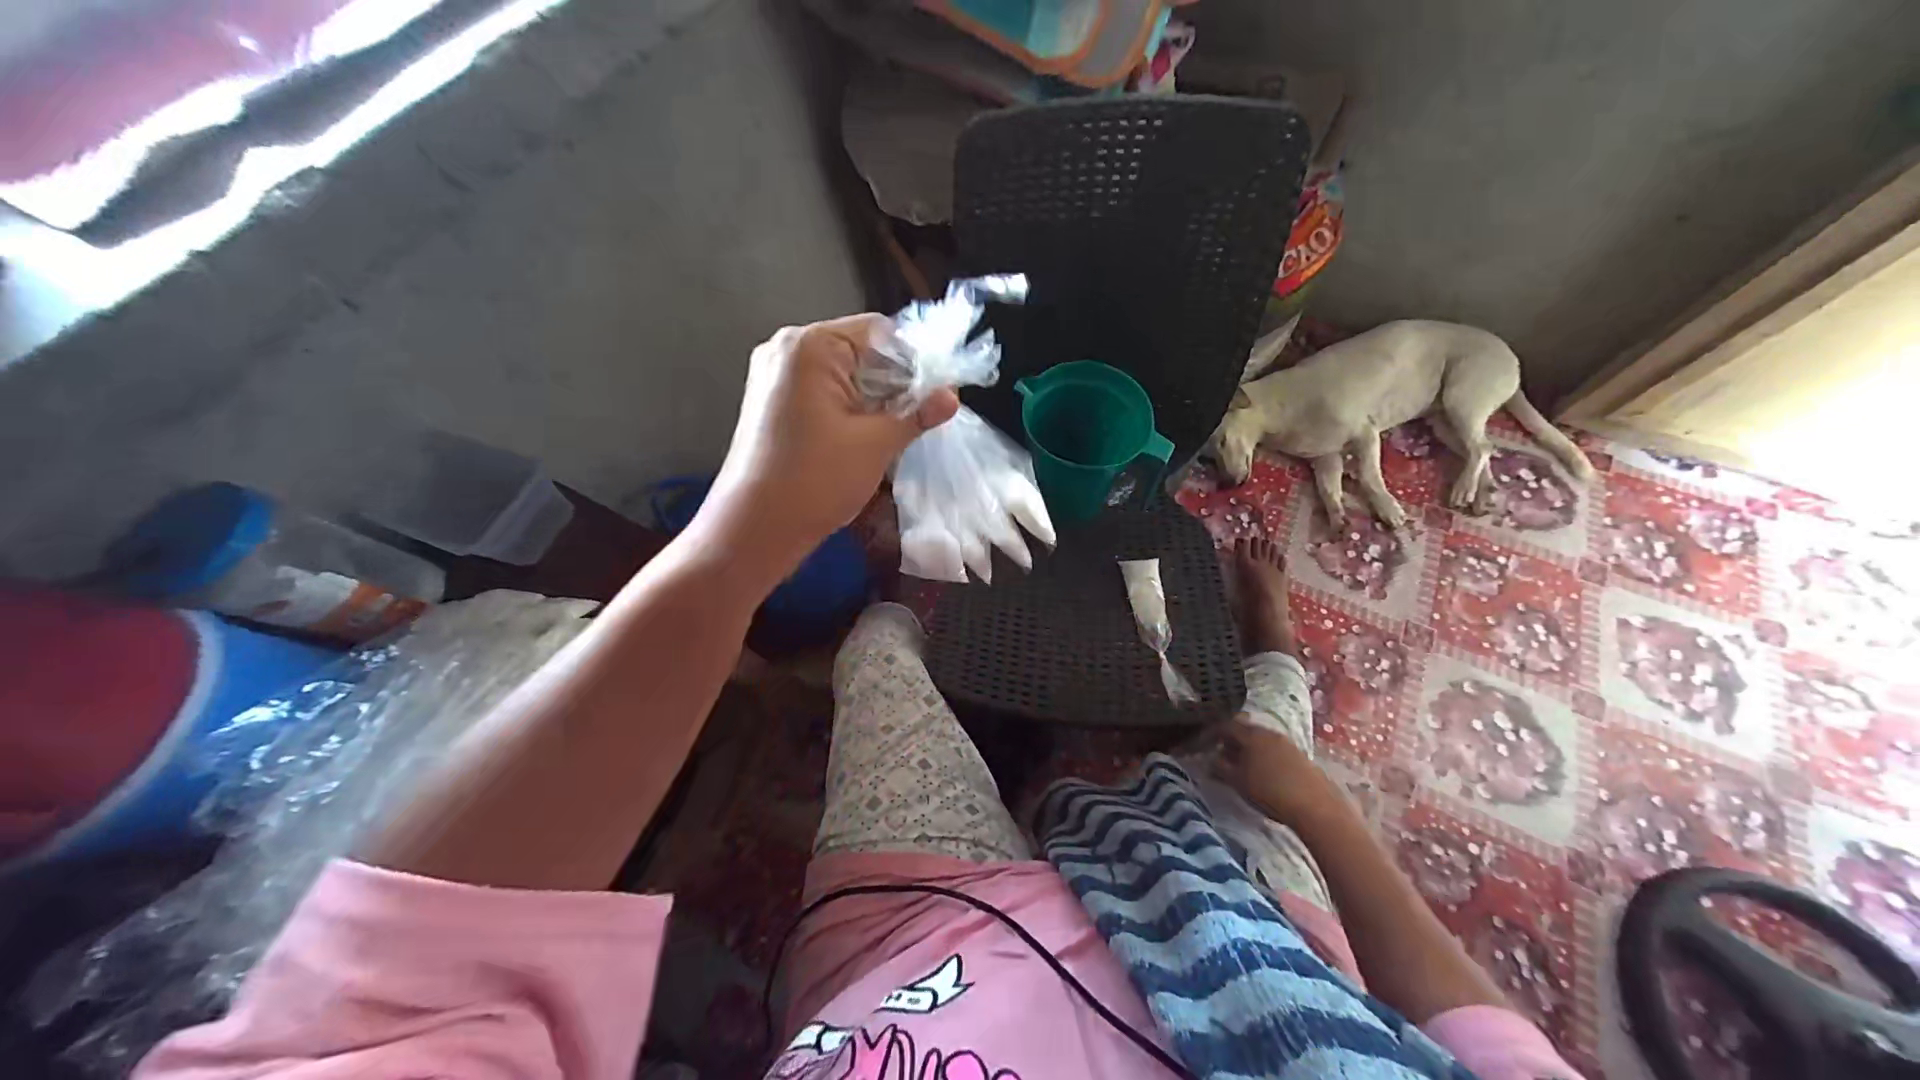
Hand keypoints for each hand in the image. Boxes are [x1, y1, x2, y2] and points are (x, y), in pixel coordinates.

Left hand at [699, 314, 958, 567]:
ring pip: (843, 374)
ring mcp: (774, 375)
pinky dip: (848, 408)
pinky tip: (864, 437)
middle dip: (893, 383)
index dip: (914, 361)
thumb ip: (917, 414)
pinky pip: (822, 391)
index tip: (936, 393)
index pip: (880, 332)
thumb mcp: (876, 444)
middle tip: (919, 416)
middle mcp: (786, 348)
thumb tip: (952, 396)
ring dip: (872, 399)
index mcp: (811, 345)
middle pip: (860, 350)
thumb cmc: (816, 480)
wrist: (755, 529)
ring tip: (892, 432)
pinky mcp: (771, 401)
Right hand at [1214, 718, 1346, 827]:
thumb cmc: (1270, 792)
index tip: (1204, 744)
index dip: (1213, 733)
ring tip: (1243, 767)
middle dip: (1232, 741)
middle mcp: (1270, 733)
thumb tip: (1210, 759)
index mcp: (1252, 735)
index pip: (1226, 725)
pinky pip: (1276, 751)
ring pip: (1262, 740)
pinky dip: (1265, 757)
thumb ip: (1220, 768)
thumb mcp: (1238, 782)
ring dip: (1250, 750)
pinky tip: (1266, 774)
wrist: (1317, 808)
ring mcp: (1289, 744)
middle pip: (1246, 731)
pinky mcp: (1303, 758)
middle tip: (1222, 755)